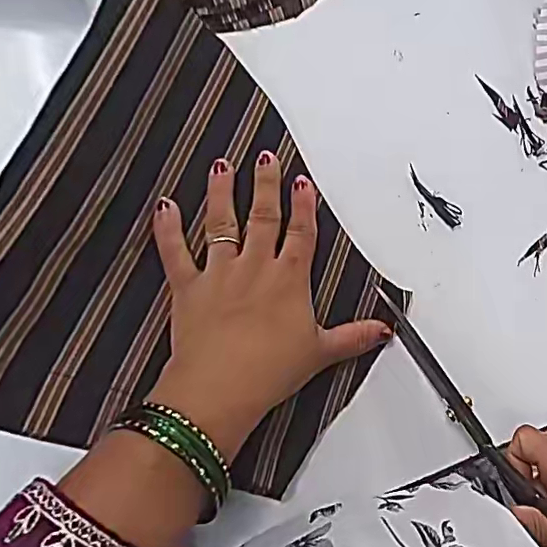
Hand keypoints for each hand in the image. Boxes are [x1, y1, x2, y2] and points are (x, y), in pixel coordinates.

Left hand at [148, 152, 390, 457]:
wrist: (220, 388)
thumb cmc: (268, 370)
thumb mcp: (321, 352)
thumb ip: (353, 336)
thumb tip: (381, 330)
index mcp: (289, 279)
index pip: (300, 232)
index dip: (303, 205)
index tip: (303, 183)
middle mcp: (255, 268)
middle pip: (264, 216)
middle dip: (266, 184)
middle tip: (266, 158)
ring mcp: (219, 274)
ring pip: (221, 223)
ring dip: (222, 193)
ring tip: (222, 167)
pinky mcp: (188, 288)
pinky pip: (176, 251)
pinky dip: (168, 228)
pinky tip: (166, 206)